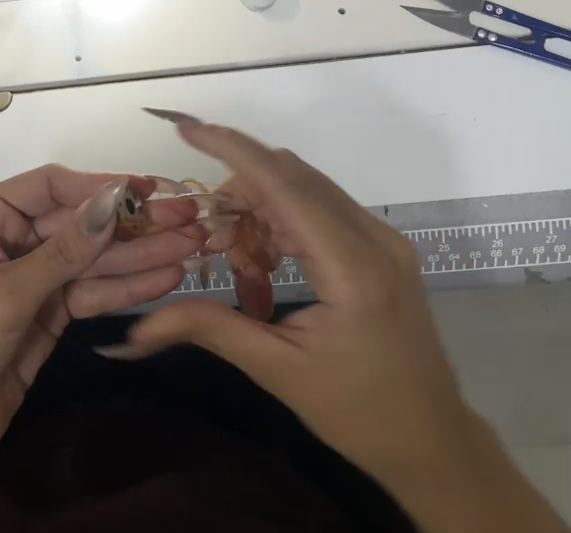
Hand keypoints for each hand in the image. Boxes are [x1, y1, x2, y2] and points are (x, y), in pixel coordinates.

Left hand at [0, 166, 205, 454]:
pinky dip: (127, 286)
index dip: (101, 187)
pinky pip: (94, 290)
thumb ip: (67, 249)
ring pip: (94, 257)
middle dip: (132, 224)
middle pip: (80, 221)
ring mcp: (35, 274)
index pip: (52, 187)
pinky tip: (167, 278)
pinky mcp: (52, 310)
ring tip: (192, 247)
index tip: (149, 190)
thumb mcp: (11, 294)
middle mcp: (13, 236)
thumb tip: (114, 200)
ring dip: (141, 255)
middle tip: (188, 220)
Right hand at [101, 118, 566, 531]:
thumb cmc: (360, 412)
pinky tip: (263, 257)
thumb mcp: (278, 371)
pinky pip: (320, 207)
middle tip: (201, 227)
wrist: (433, 442)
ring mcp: (384, 239)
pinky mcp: (382, 247)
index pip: (284, 184)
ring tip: (231, 252)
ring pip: (304, 187)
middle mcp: (375, 238)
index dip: (231, 148)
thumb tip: (137, 328)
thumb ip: (210, 329)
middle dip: (236, 186)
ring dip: (258, 203)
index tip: (186, 128)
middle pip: (291, 176)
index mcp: (353, 268)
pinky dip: (281, 217)